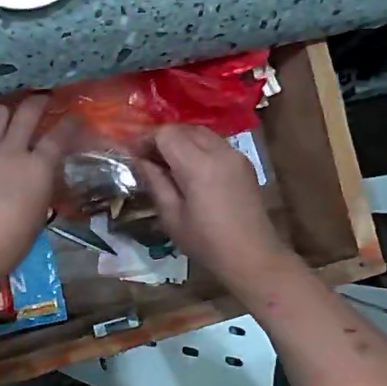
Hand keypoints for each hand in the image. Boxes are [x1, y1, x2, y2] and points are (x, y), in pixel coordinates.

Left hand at [0, 97, 66, 286]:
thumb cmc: (13, 240)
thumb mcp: (40, 211)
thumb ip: (43, 183)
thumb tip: (45, 170)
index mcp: (38, 168)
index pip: (60, 135)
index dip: (71, 123)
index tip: (76, 118)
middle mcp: (12, 151)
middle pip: (28, 111)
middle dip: (39, 102)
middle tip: (43, 101)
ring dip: (7, 113)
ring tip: (9, 118)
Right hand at [138, 125, 301, 289]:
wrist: (253, 256)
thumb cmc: (207, 243)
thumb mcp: (172, 216)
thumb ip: (156, 182)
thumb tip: (140, 160)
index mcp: (199, 166)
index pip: (167, 134)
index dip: (146, 139)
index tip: (133, 153)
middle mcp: (219, 152)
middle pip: (184, 128)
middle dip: (163, 137)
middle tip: (146, 157)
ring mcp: (235, 155)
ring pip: (201, 133)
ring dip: (181, 140)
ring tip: (166, 162)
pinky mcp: (244, 163)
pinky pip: (215, 144)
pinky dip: (197, 147)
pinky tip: (189, 168)